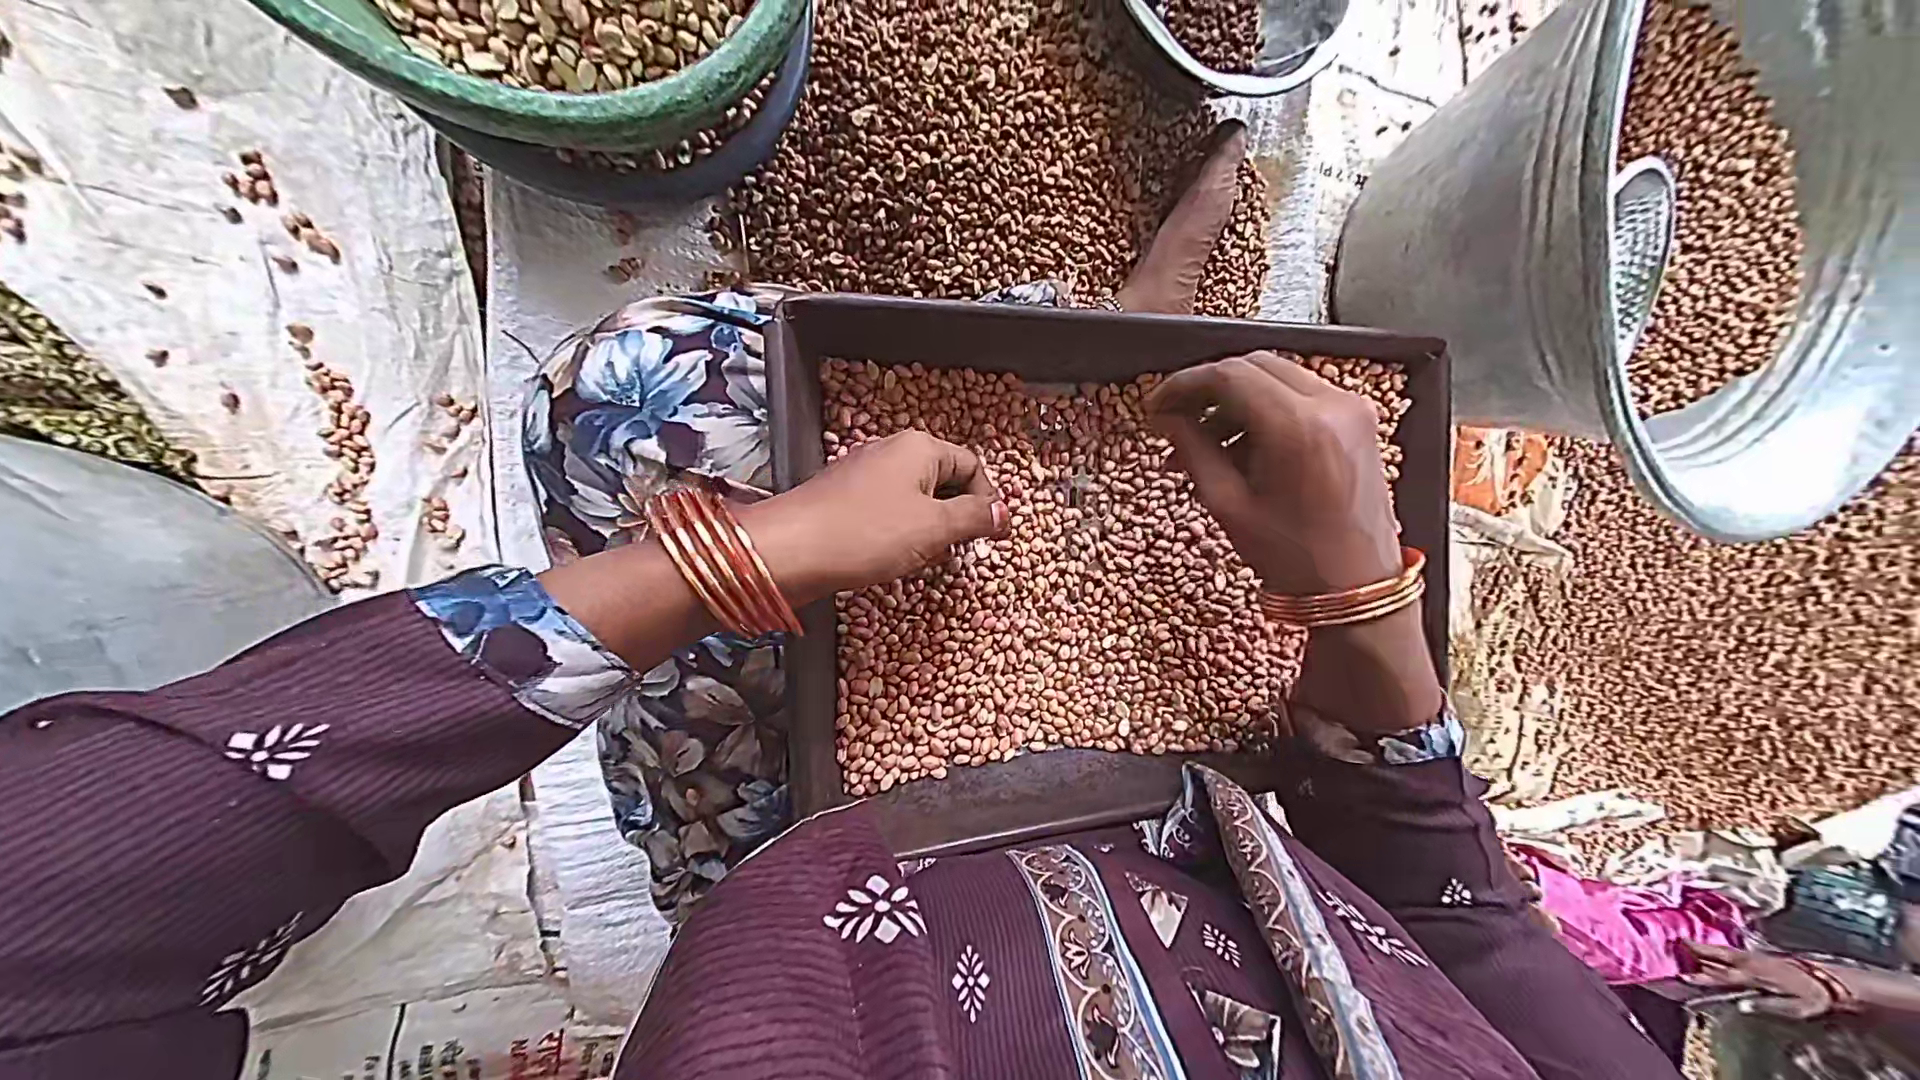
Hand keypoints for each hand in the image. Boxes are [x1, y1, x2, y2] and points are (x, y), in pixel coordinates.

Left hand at [739, 430, 1009, 604]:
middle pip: (943, 481)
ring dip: (929, 530)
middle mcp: (892, 453)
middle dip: (957, 517)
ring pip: (915, 501)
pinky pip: (888, 513)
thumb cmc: (866, 533)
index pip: (971, 465)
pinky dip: (901, 535)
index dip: (988, 499)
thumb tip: (1002, 512)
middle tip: (960, 549)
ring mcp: (866, 476)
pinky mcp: (847, 501)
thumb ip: (973, 517)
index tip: (994, 533)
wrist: (789, 551)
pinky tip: (894, 559)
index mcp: (919, 448)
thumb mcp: (933, 528)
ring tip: (926, 559)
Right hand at [1146, 353, 1398, 594]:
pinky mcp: (1357, 420)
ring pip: (1274, 376)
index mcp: (1298, 426)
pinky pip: (1298, 395)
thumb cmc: (1292, 556)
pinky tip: (1237, 445)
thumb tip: (1166, 420)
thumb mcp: (1228, 504)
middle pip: (1252, 365)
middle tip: (1174, 417)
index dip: (1183, 384)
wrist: (1355, 587)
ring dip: (1232, 399)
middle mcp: (1332, 404)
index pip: (1228, 375)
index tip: (1157, 403)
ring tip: (1201, 441)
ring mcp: (1351, 408)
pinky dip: (1261, 409)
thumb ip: (1193, 450)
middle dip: (1206, 387)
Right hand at [1682, 943, 1839, 1019]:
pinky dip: (1710, 947)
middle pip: (1712, 954)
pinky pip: (1724, 948)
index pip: (1720, 976)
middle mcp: (1744, 962)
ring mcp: (1747, 955)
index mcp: (1751, 976)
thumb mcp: (1794, 1007)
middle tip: (1674, 947)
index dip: (1701, 977)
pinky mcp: (1750, 953)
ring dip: (1699, 947)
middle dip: (1693, 951)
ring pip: (1716, 949)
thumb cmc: (1809, 997)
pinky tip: (1706, 948)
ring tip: (1682, 943)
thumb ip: (1765, 1005)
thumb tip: (1738, 1005)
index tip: (1682, 976)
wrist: (1826, 980)